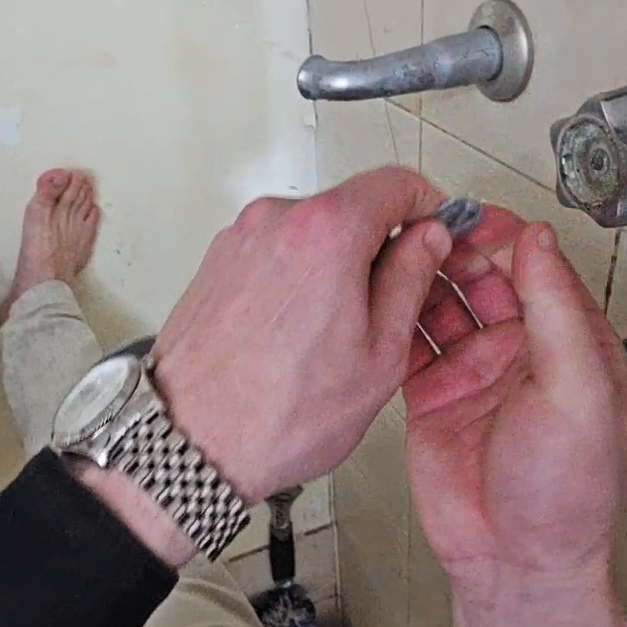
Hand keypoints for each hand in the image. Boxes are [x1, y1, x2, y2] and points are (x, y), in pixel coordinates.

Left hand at [154, 167, 451, 503]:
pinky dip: (298, 279)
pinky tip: (298, 334)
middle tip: (393, 299)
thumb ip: (411, 279)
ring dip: (336, 267)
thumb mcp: (380, 354)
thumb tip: (427, 240)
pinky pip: (276, 253)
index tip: (437, 231)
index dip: (429, 206)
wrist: (190, 443)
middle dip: (380, 246)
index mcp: (324, 232)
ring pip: (312, 233)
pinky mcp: (216, 263)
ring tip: (335, 334)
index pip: (396, 183)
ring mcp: (239, 240)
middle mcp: (274, 221)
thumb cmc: (277, 414)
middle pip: (350, 207)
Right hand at [404, 208, 626, 626]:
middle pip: (483, 278)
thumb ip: (558, 313)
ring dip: (422, 277)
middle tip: (423, 232)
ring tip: (396, 258)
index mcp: (569, 344)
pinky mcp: (431, 392)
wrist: (512, 563)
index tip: (473, 215)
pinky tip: (380, 298)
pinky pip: (409, 341)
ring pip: (442, 303)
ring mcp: (471, 370)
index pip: (537, 268)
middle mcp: (519, 351)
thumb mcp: (579, 394)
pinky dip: (394, 317)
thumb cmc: (565, 494)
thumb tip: (538, 243)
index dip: (505, 236)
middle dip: (455, 250)